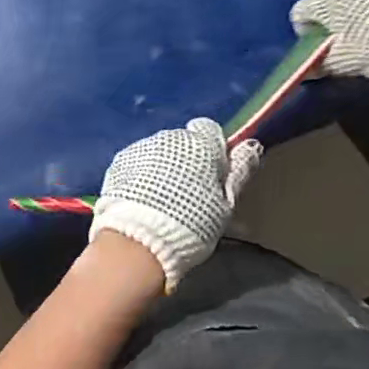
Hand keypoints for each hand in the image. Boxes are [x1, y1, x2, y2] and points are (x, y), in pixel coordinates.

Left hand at [92, 119, 262, 290]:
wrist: (138, 238)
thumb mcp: (225, 203)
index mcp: (197, 144)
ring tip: (163, 199)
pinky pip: (136, 164)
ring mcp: (137, 149)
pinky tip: (143, 199)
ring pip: (157, 152)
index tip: (214, 175)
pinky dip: (141, 176)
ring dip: (162, 168)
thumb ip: (239, 172)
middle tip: (190, 194)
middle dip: (186, 161)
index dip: (213, 152)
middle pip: (181, 143)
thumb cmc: (191, 222)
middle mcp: (165, 139)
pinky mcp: (117, 163)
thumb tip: (252, 145)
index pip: (208, 130)